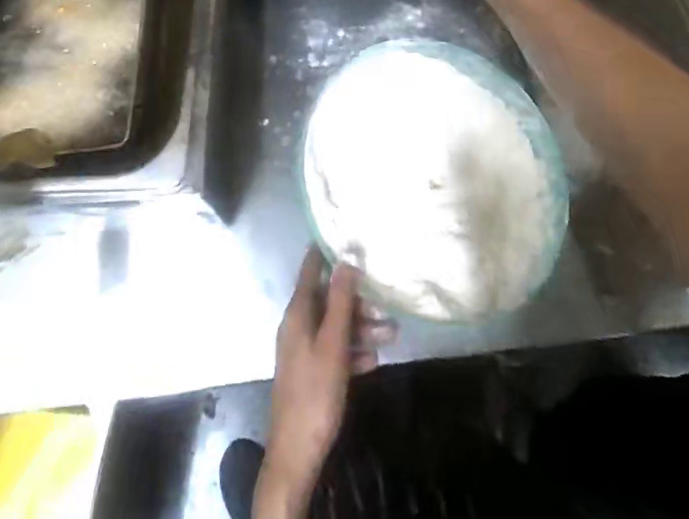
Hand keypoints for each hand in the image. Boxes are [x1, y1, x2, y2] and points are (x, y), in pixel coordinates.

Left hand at [254, 251, 392, 518]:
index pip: (310, 271)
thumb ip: (341, 302)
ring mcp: (304, 350)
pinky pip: (335, 351)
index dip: (326, 254)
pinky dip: (353, 352)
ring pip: (335, 328)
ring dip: (362, 329)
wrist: (297, 450)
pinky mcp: (312, 372)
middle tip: (386, 308)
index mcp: (297, 314)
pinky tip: (373, 361)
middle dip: (358, 302)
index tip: (346, 237)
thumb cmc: (315, 392)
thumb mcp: (333, 344)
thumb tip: (346, 259)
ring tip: (391, 336)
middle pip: (329, 301)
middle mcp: (298, 326)